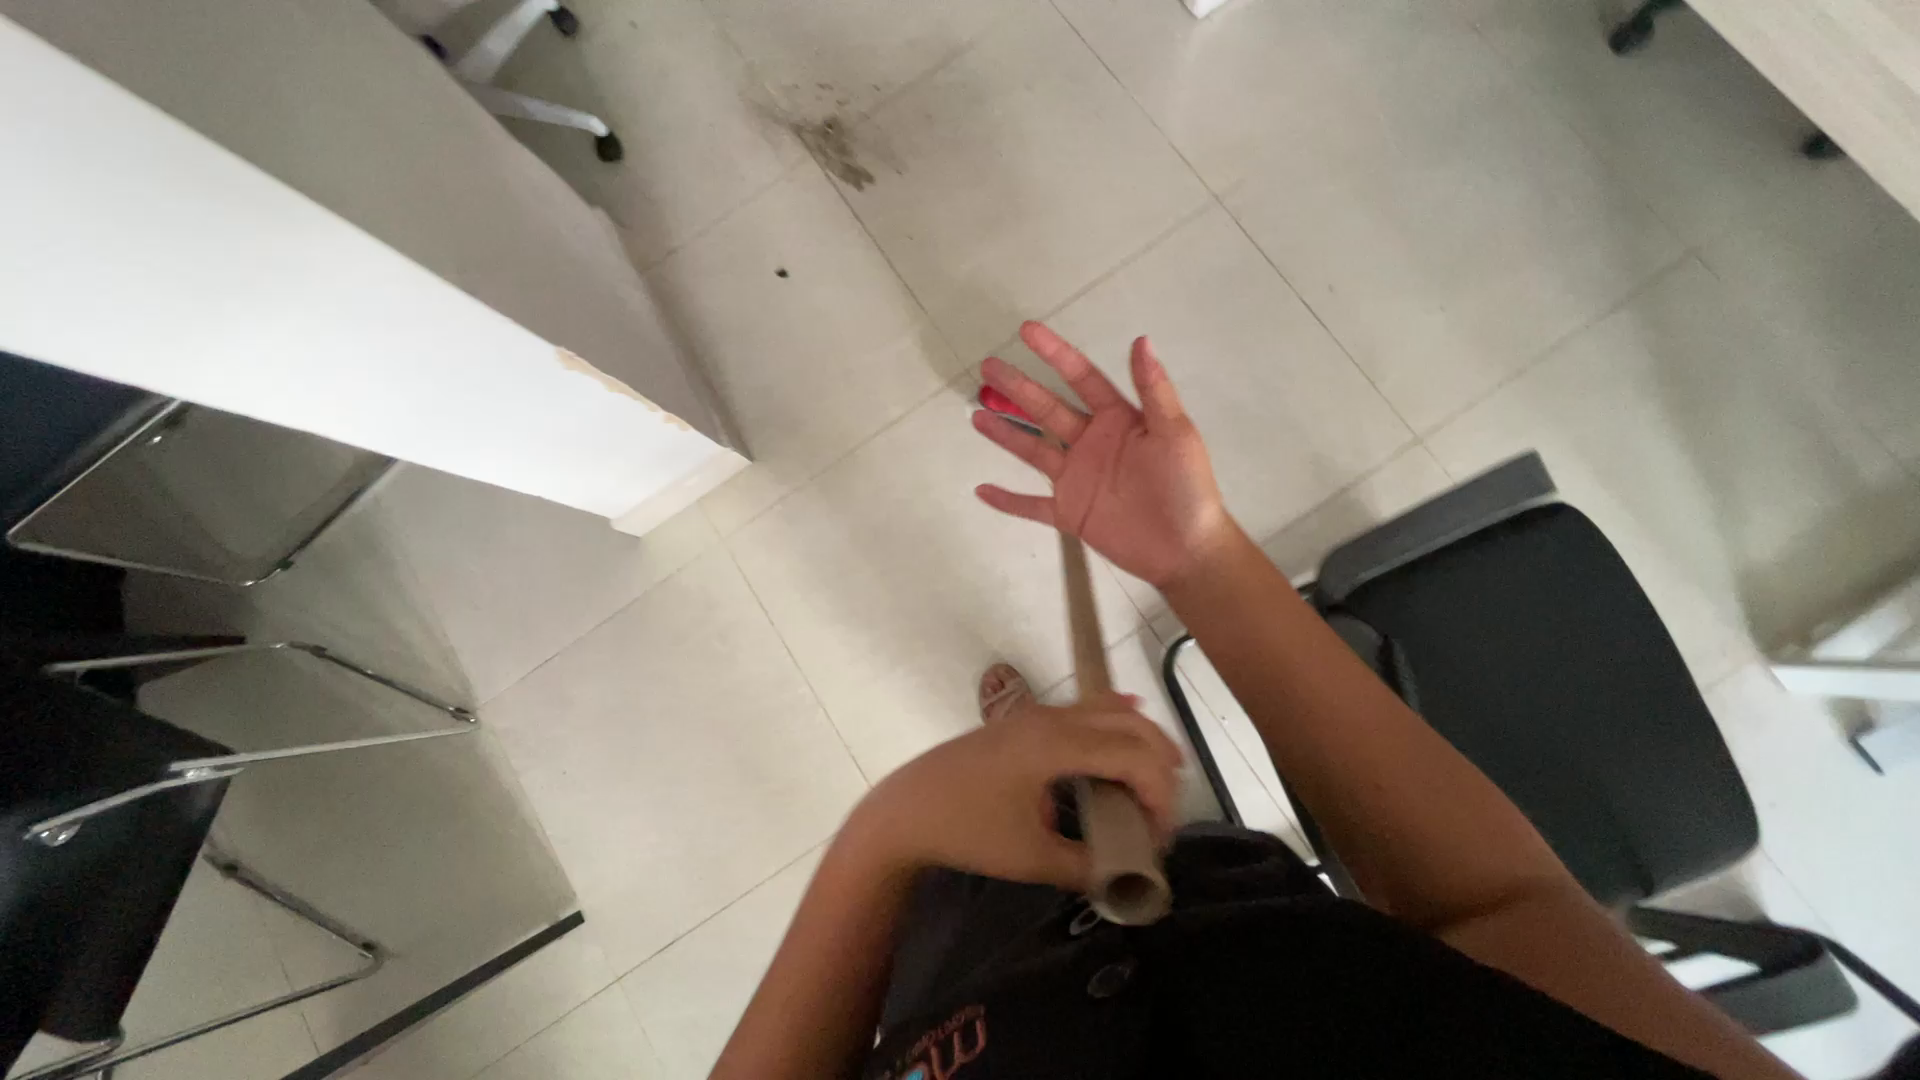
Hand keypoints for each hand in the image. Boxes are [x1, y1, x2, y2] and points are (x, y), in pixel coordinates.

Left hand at [845, 696, 1181, 889]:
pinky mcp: (1026, 722)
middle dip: (1160, 763)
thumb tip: (1127, 877)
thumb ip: (1086, 866)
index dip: (1159, 794)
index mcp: (1054, 744)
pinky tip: (1126, 740)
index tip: (1159, 837)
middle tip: (1165, 812)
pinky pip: (1085, 711)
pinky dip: (1115, 724)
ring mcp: (1037, 715)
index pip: (1133, 754)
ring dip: (1140, 742)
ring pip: (1109, 711)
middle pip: (1130, 723)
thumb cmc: (965, 830)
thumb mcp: (1030, 857)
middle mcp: (1051, 718)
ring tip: (1157, 785)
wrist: (906, 809)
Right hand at [973, 322, 1235, 588]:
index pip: (1081, 378)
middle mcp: (1092, 443)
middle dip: (1017, 387)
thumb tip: (1141, 339)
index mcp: (1118, 420)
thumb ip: (1154, 389)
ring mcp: (1077, 478)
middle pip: (1048, 409)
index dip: (1055, 354)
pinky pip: (1031, 506)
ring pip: (1033, 450)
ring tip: (976, 415)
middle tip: (987, 367)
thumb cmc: (1186, 487)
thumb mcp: (1175, 432)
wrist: (1185, 549)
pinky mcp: (1070, 513)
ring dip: (1005, 434)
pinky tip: (981, 490)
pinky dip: (1007, 500)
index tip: (1026, 331)